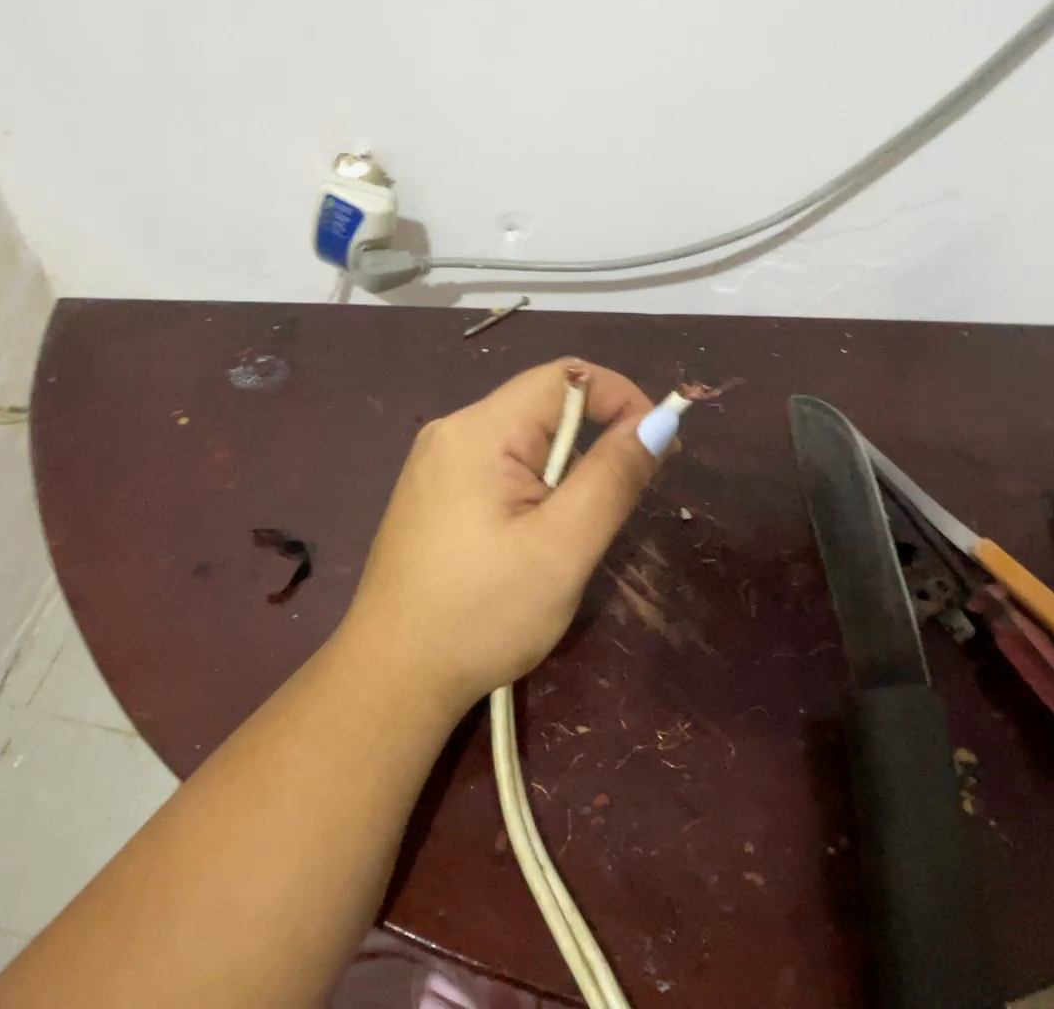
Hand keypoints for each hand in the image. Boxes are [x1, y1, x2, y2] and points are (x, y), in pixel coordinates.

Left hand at [335, 359, 664, 709]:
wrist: (394, 676)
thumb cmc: (482, 615)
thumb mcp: (563, 547)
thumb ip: (613, 477)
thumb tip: (659, 420)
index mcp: (478, 431)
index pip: (566, 378)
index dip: (623, 399)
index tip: (659, 450)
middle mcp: (450, 434)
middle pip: (542, 410)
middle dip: (593, 445)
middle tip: (613, 511)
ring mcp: (433, 467)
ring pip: (521, 445)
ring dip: (562, 476)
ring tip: (567, 538)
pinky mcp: (429, 499)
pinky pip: (495, 473)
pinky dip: (530, 493)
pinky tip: (526, 546)